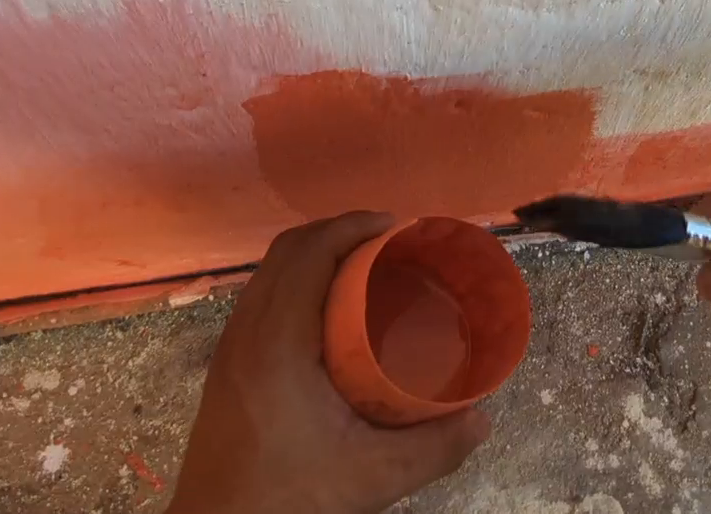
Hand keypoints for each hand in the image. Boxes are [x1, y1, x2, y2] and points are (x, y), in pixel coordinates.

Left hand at [167, 212, 490, 513]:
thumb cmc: (289, 497)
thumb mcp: (371, 478)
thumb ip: (433, 449)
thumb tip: (483, 418)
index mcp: (279, 340)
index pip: (310, 252)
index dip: (352, 226)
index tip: (393, 224)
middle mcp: (249, 327)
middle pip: (288, 247)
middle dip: (336, 229)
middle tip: (384, 238)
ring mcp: (231, 341)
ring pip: (270, 266)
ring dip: (314, 248)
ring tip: (359, 260)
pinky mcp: (227, 358)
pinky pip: (262, 288)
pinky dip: (295, 272)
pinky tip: (324, 300)